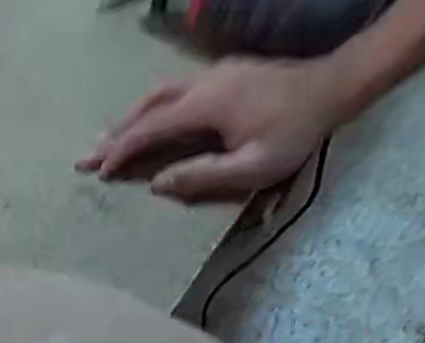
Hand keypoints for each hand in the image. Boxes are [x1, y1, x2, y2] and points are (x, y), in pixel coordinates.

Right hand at [76, 57, 355, 202]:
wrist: (341, 84)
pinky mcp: (222, 76)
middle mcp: (204, 84)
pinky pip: (172, 92)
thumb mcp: (252, 166)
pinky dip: (147, 110)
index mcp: (206, 105)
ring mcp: (213, 76)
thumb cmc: (297, 132)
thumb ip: (201, 176)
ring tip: (103, 141)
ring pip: (157, 95)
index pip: (149, 129)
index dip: (120, 152)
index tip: (98, 173)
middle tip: (83, 158)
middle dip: (113, 135)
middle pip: (146, 108)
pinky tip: (139, 122)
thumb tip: (156, 185)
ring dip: (126, 120)